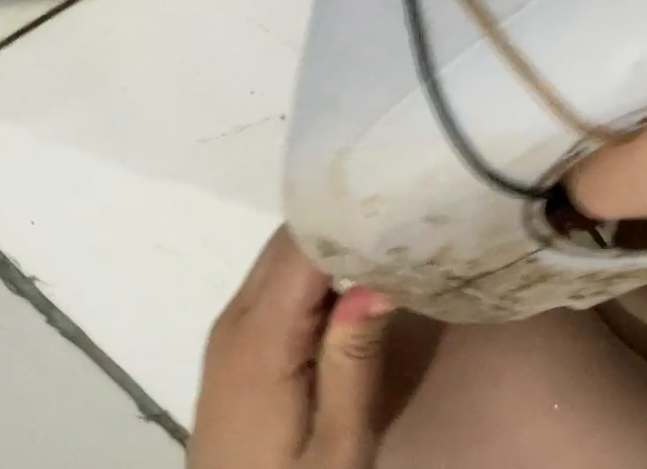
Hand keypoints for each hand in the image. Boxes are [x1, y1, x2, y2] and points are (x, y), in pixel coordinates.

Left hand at [189, 227, 393, 468]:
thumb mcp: (337, 443)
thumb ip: (354, 361)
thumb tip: (378, 283)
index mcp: (259, 337)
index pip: (303, 242)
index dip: (353, 214)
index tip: (406, 203)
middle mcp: (237, 317)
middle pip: (293, 237)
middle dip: (350, 217)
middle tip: (413, 213)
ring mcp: (233, 326)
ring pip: (287, 250)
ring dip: (338, 237)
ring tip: (397, 235)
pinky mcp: (240, 338)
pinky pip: (282, 275)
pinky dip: (322, 261)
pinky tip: (363, 273)